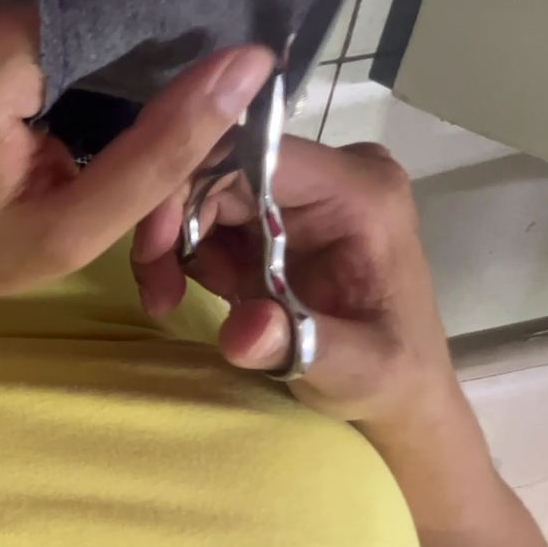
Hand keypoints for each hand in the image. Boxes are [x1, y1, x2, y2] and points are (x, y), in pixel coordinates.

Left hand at [0, 0, 274, 303]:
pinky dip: (89, 48)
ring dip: (122, 47)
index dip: (176, 36)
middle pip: (98, 0)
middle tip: (190, 97)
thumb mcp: (71, 230)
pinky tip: (109, 90)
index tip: (217, 75)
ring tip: (153, 98)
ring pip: (80, 5)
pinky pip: (52, 17)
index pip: (116, 5)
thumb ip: (157, 155)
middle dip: (149, 45)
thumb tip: (247, 66)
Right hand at [130, 138, 457, 431]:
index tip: (153, 253)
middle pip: (216, 170)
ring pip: (200, 193)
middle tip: (157, 294)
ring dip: (170, 249)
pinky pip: (204, 216)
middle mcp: (330, 177)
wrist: (394, 390)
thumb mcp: (354, 373)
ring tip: (170, 300)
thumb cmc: (387, 379)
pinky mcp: (272, 218)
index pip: (252, 157)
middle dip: (170, 229)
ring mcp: (298, 195)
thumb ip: (298, 346)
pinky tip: (188, 292)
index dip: (188, 191)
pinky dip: (180, 255)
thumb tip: (241, 330)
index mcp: (358, 193)